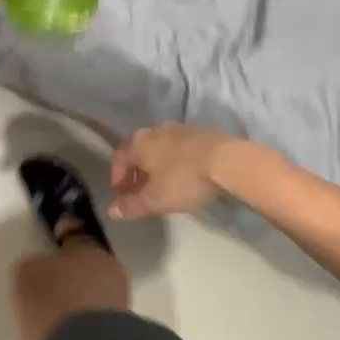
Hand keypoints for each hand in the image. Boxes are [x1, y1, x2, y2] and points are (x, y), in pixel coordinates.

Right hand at [108, 123, 240, 218]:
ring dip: (158, 165)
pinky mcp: (201, 133)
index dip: (117, 177)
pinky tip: (186, 174)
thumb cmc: (184, 179)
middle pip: (139, 151)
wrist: (227, 161)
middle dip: (137, 171)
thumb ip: (132, 205)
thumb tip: (112, 210)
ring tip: (164, 183)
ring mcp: (179, 129)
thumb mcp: (156, 199)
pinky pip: (180, 148)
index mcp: (138, 144)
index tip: (120, 194)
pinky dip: (176, 160)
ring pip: (161, 148)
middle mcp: (154, 131)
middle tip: (141, 190)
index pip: (119, 158)